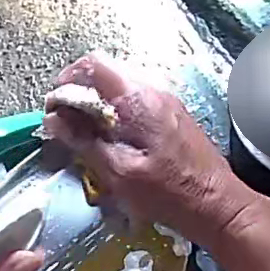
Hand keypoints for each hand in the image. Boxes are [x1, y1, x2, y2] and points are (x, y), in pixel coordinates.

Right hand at [42, 51, 256, 247]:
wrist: (217, 206)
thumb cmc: (168, 192)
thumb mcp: (118, 172)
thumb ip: (84, 141)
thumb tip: (52, 119)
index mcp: (139, 99)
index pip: (94, 64)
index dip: (66, 80)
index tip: (54, 108)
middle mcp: (153, 92)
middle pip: (105, 75)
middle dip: (78, 95)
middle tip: (65, 126)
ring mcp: (164, 103)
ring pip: (117, 90)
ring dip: (94, 107)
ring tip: (84, 136)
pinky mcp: (170, 117)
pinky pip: (132, 104)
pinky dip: (113, 116)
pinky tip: (109, 142)